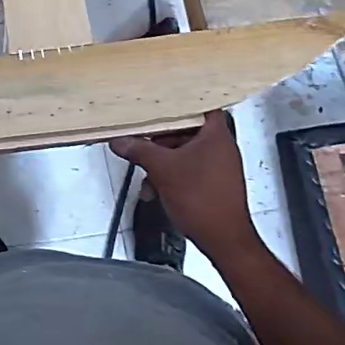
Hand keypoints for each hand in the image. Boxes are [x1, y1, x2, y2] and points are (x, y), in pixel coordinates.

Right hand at [110, 111, 262, 263]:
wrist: (224, 240)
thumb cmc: (202, 200)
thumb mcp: (163, 170)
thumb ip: (140, 150)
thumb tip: (120, 142)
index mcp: (216, 134)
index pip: (199, 105)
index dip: (178, 103)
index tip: (159, 105)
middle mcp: (221, 146)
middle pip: (187, 130)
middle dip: (161, 140)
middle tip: (142, 144)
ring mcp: (220, 166)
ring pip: (185, 153)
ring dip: (163, 163)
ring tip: (146, 178)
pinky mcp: (216, 184)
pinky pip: (190, 170)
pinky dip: (173, 177)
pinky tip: (157, 191)